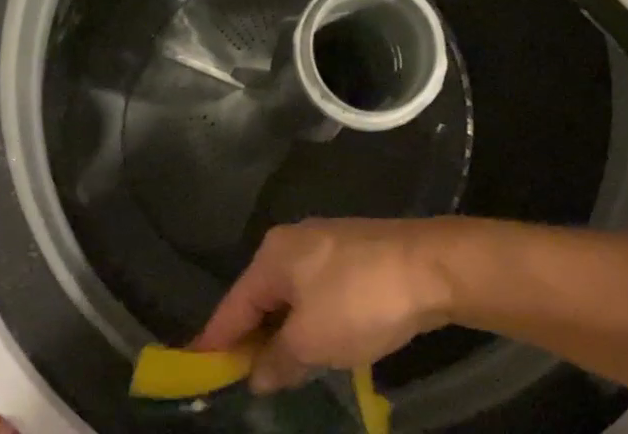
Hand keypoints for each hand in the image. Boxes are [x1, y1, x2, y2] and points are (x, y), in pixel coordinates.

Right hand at [191, 219, 459, 391]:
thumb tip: (258, 374)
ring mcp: (331, 247)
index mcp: (274, 255)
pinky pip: (322, 296)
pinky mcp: (359, 257)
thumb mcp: (310, 341)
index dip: (213, 345)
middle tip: (240, 385)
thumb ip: (275, 360)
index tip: (192, 375)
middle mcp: (296, 242)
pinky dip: (314, 324)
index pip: (231, 307)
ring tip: (279, 376)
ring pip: (294, 299)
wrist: (435, 267)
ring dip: (287, 336)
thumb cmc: (361, 300)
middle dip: (252, 342)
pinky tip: (319, 350)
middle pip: (261, 300)